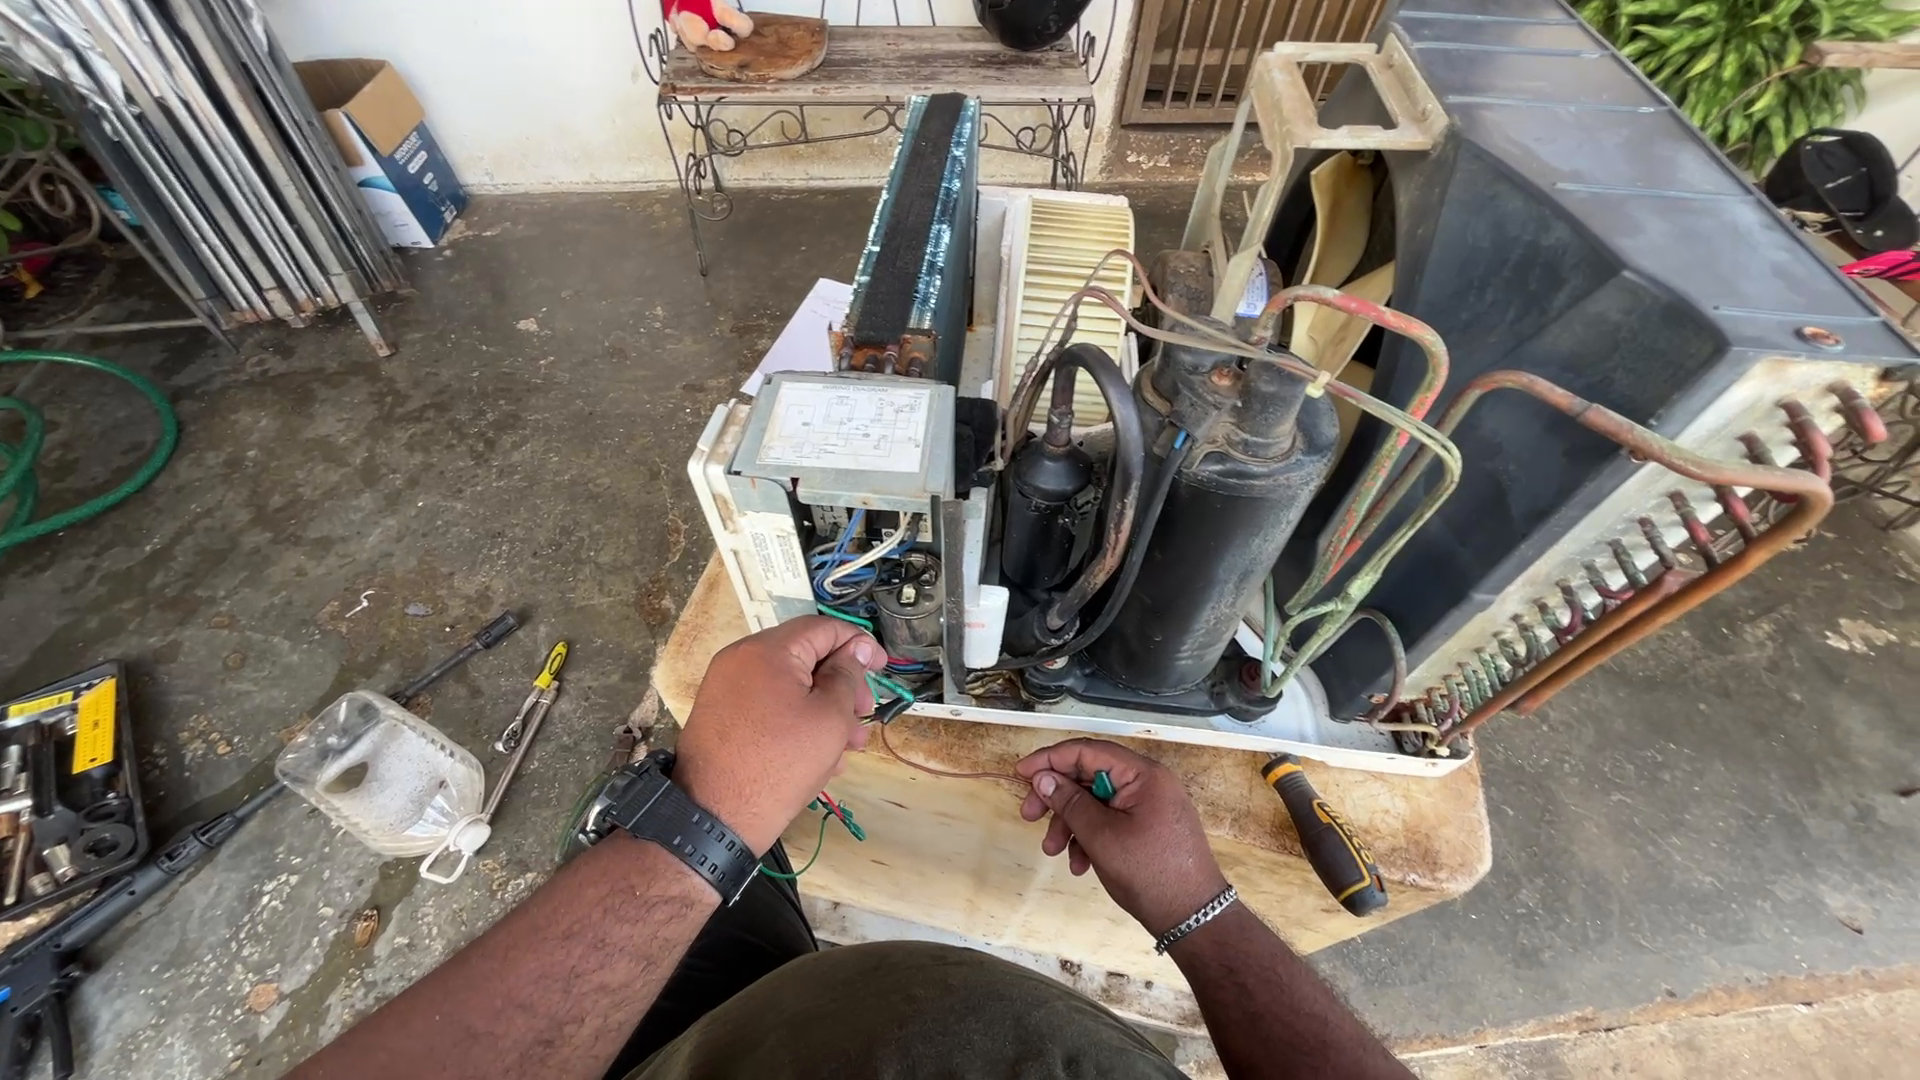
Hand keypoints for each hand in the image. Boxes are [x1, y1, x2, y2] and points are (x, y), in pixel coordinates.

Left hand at [674, 616, 884, 853]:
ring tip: (849, 744)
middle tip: (865, 715)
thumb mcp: (829, 718)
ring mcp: (727, 687)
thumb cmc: (780, 764)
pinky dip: (797, 718)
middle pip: (806, 656)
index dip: (860, 643)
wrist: (714, 819)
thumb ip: (847, 675)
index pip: (824, 628)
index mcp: (768, 650)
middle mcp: (742, 659)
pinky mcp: (722, 714)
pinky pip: (769, 703)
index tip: (882, 667)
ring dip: (824, 706)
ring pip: (789, 684)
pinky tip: (819, 753)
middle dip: (843, 683)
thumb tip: (854, 650)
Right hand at [1017, 738, 1228, 935]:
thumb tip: (1042, 777)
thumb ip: (1069, 802)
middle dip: (1057, 798)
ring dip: (1070, 823)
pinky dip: (1089, 837)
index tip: (1020, 773)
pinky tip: (1079, 864)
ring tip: (1053, 851)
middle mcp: (1147, 782)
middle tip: (1029, 816)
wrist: (1195, 920)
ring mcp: (1149, 805)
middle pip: (1089, 776)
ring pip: (1096, 802)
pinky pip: (1110, 820)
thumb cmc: (1149, 872)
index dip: (1050, 759)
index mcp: (1142, 774)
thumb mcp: (1102, 836)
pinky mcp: (1148, 827)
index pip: (1087, 751)